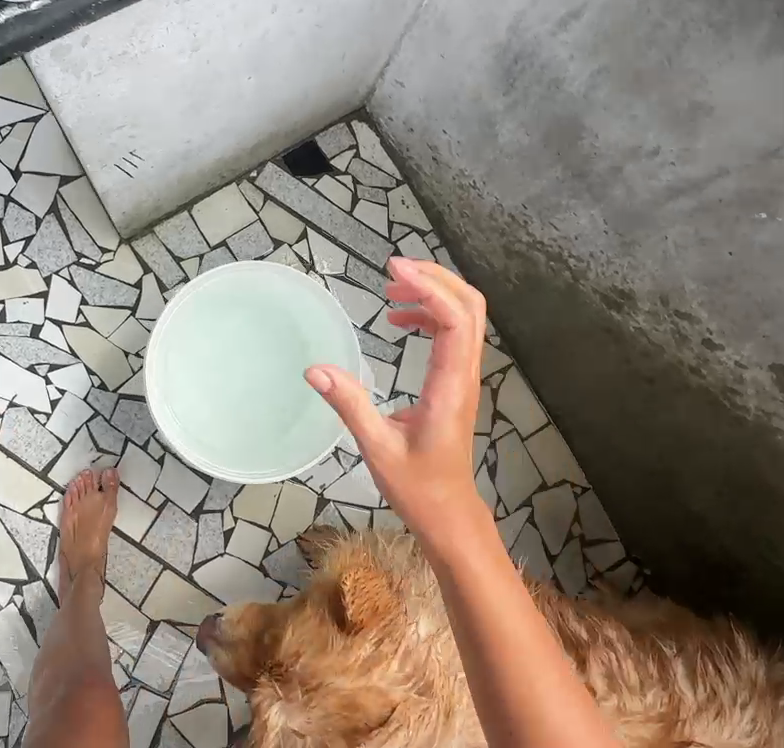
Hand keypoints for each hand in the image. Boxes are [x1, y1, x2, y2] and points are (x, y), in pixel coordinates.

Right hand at [305, 256, 488, 539]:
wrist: (449, 513)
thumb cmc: (417, 487)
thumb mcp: (377, 448)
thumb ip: (349, 406)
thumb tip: (314, 369)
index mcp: (450, 386)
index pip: (455, 320)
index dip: (430, 287)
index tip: (394, 269)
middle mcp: (465, 373)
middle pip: (469, 305)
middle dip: (436, 277)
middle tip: (394, 269)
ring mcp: (465, 375)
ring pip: (466, 315)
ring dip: (434, 292)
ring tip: (392, 289)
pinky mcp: (458, 380)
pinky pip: (455, 331)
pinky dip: (431, 313)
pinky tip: (400, 321)